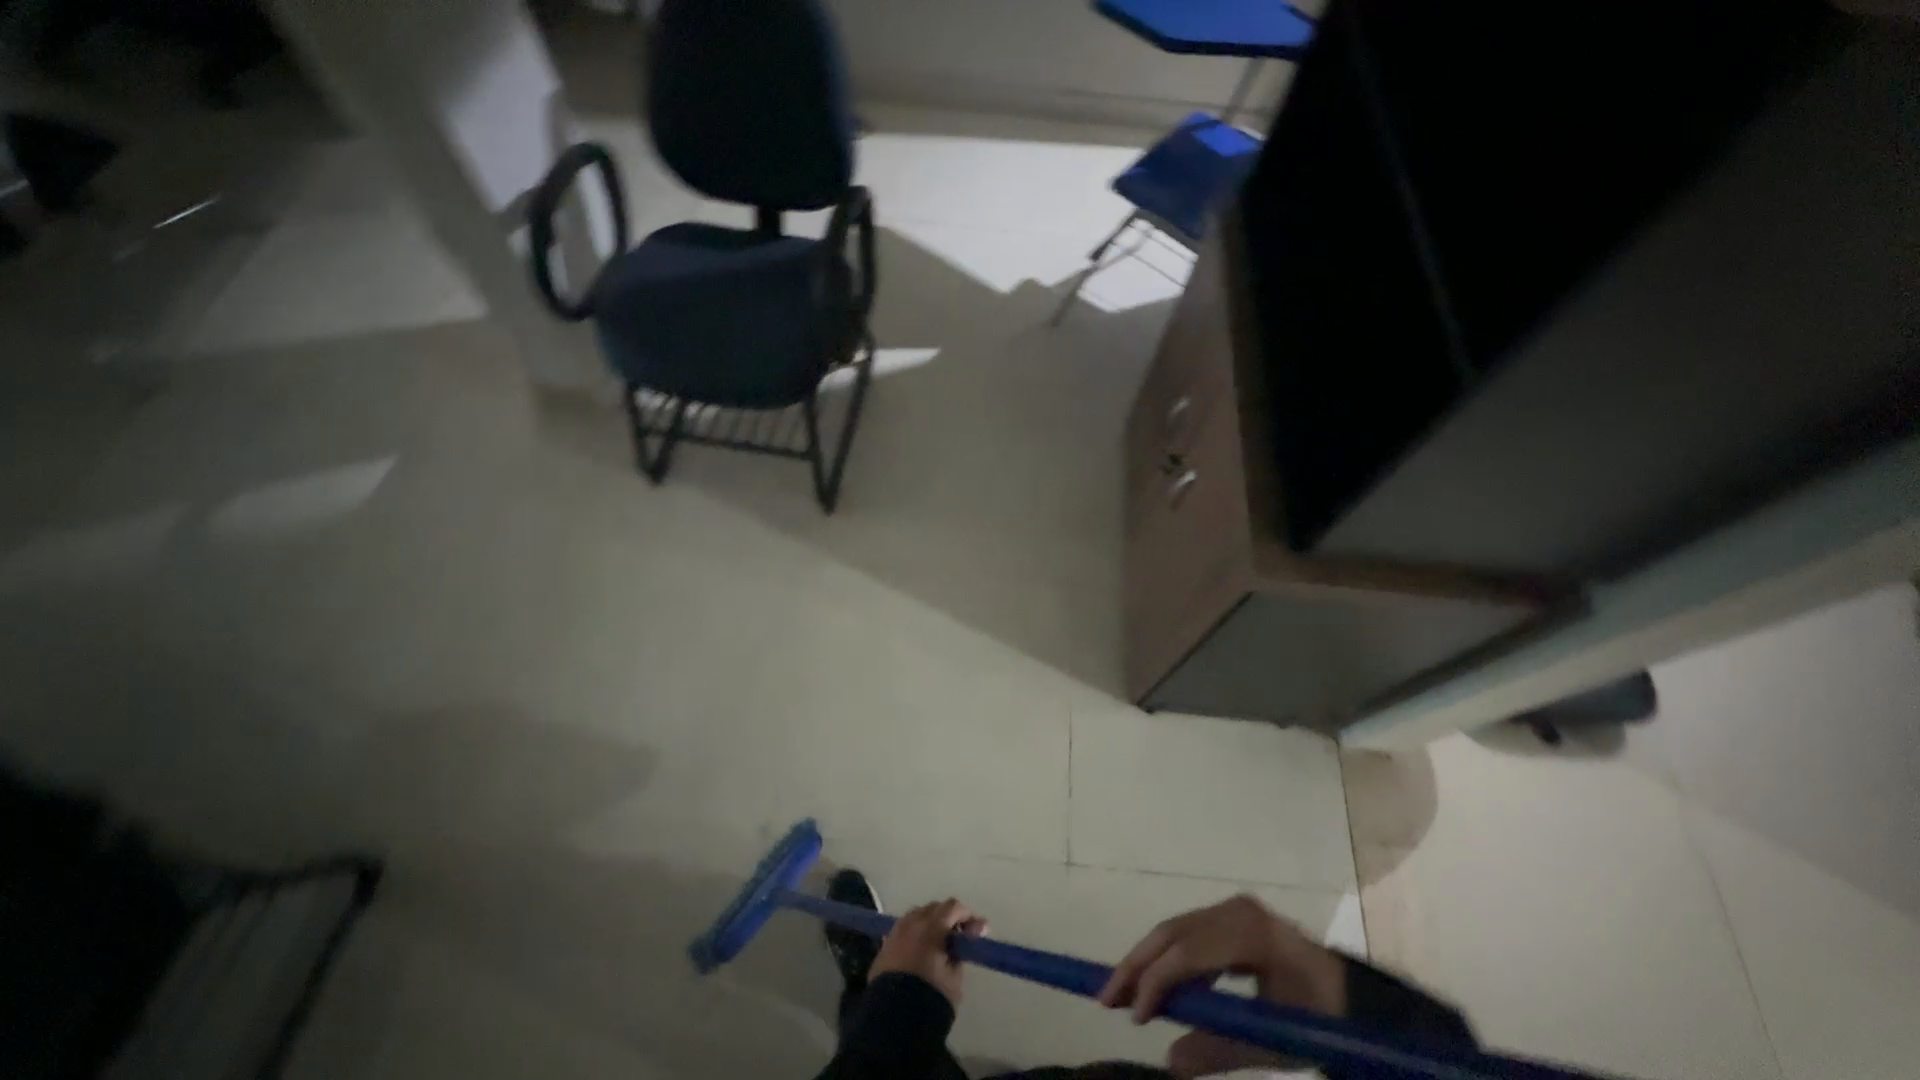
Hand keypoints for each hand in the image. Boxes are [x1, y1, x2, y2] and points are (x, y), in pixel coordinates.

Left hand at [870, 899, 988, 1006]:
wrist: (894, 1018)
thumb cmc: (931, 996)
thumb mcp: (955, 976)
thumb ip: (961, 951)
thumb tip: (967, 937)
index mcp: (930, 927)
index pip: (952, 907)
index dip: (967, 916)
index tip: (977, 930)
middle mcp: (910, 924)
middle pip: (932, 908)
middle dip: (947, 917)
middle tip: (958, 937)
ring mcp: (894, 934)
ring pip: (915, 917)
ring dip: (929, 923)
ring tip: (938, 943)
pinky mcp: (883, 947)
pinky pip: (903, 930)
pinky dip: (914, 934)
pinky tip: (920, 951)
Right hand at [1099, 895, 1346, 1078]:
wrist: (1352, 996)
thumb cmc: (1318, 1018)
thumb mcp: (1273, 1040)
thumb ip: (1220, 1050)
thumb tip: (1169, 1061)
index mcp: (1253, 934)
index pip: (1189, 952)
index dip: (1156, 981)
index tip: (1134, 1016)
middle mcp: (1237, 911)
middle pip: (1172, 933)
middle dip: (1135, 965)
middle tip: (1104, 997)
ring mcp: (1233, 910)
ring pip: (1173, 931)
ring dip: (1144, 961)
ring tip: (1119, 994)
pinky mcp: (1229, 917)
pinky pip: (1186, 934)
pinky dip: (1165, 958)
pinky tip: (1153, 987)